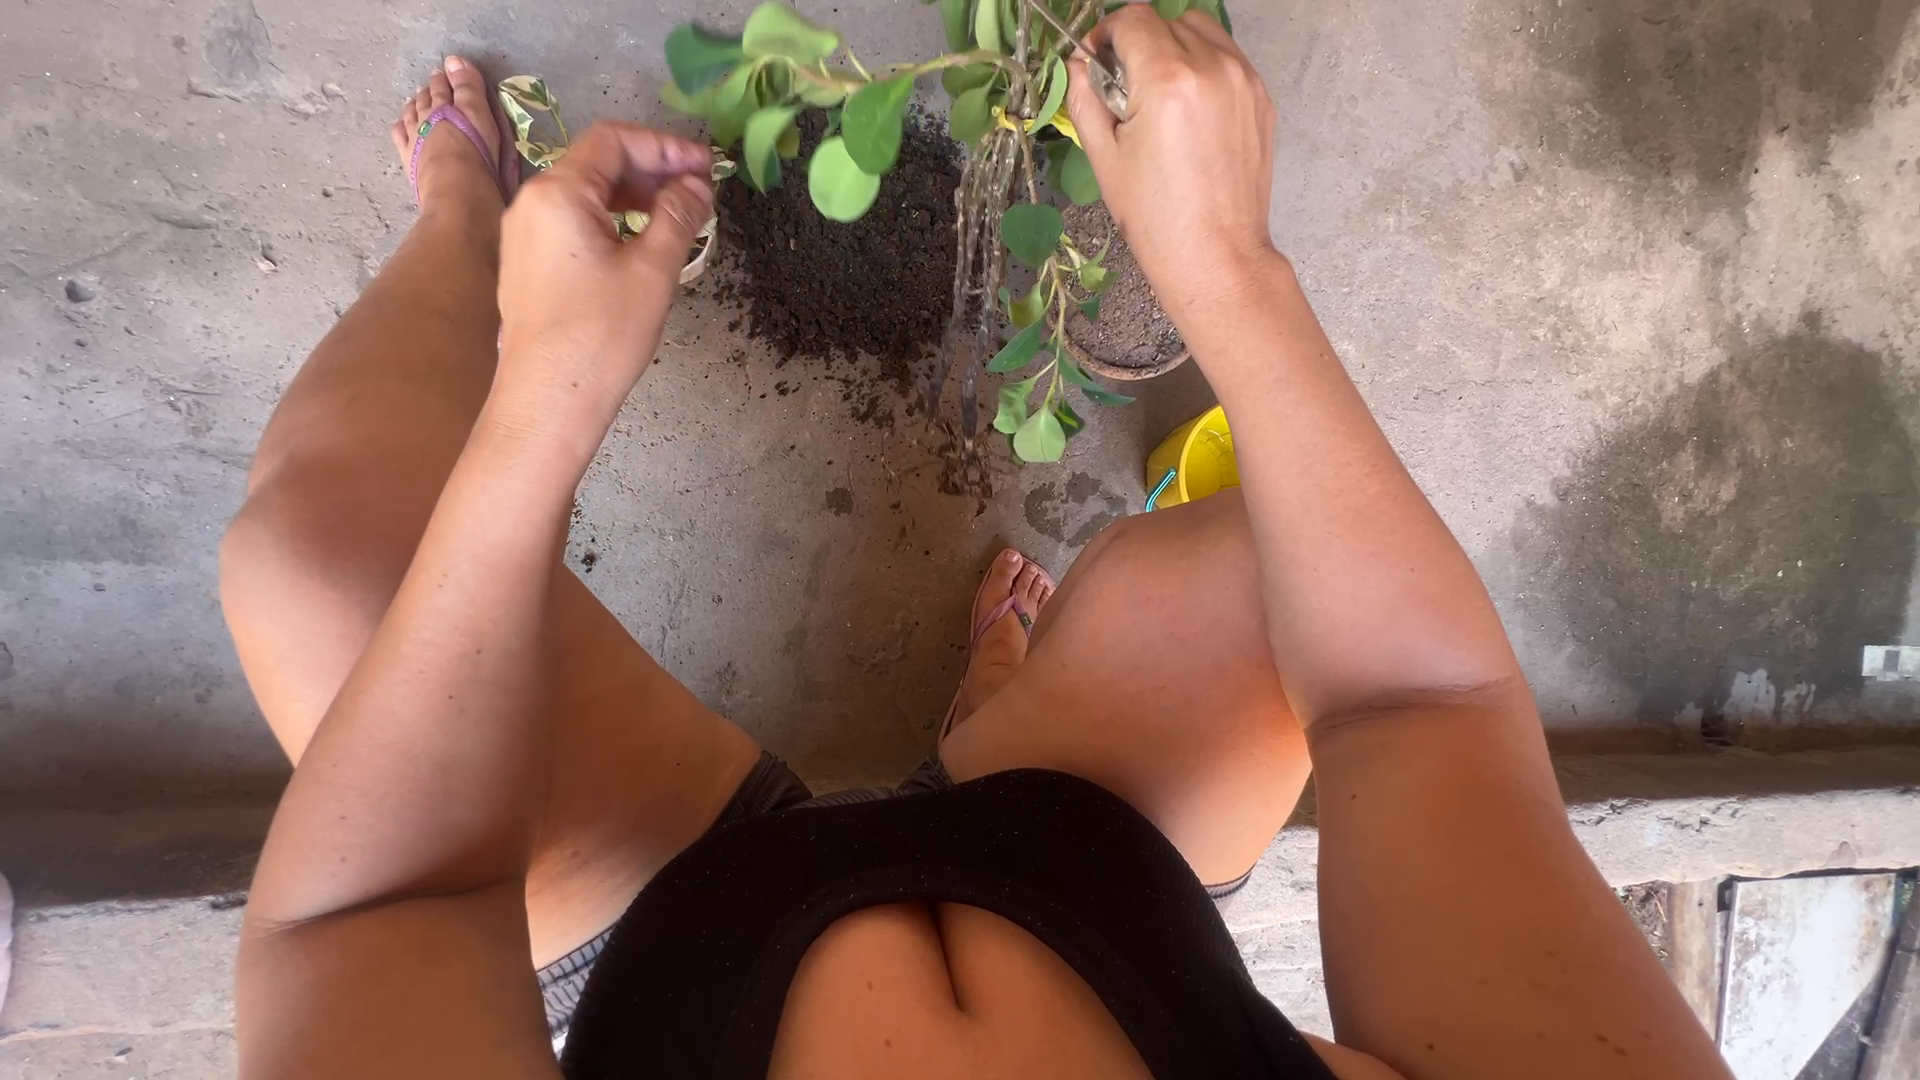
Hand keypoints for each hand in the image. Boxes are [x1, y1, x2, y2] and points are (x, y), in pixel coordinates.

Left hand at [490, 122, 713, 445]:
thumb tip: (696, 187)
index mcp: (558, 193)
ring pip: (586, 196)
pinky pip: (574, 224)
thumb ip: (677, 219)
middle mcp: (532, 203)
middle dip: (652, 170)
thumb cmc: (602, 335)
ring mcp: (525, 235)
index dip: (665, 146)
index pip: (613, 141)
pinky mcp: (529, 266)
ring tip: (679, 218)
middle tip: (700, 191)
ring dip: (635, 198)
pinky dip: (613, 222)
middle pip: (597, 165)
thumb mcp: (651, 272)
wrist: (550, 397)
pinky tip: (642, 244)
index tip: (707, 164)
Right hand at [1065, 8, 1277, 314]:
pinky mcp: (1261, 97)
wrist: (1215, 257)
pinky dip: (1202, 70)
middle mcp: (1212, 66)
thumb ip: (1086, 103)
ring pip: (1200, 31)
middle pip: (1165, 21)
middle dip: (1138, 47)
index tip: (1097, 62)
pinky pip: (1226, 58)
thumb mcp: (1106, 162)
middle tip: (1126, 96)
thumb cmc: (1155, 221)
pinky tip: (1189, 118)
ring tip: (1161, 103)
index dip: (1106, 34)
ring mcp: (1244, 79)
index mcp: (1168, 81)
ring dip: (1173, 50)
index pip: (1132, 20)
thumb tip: (1079, 65)